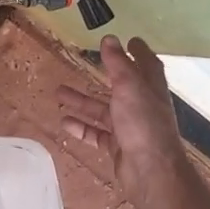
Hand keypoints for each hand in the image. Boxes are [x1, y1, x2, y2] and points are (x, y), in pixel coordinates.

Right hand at [58, 35, 183, 191]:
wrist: (150, 170)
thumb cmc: (143, 124)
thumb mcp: (129, 87)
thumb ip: (118, 63)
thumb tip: (109, 38)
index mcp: (150, 88)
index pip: (148, 64)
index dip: (139, 52)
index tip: (130, 40)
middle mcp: (142, 106)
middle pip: (121, 87)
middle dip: (102, 76)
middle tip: (84, 63)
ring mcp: (130, 128)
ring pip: (103, 110)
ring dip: (82, 102)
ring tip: (59, 93)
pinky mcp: (118, 146)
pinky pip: (97, 134)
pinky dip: (81, 128)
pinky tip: (64, 122)